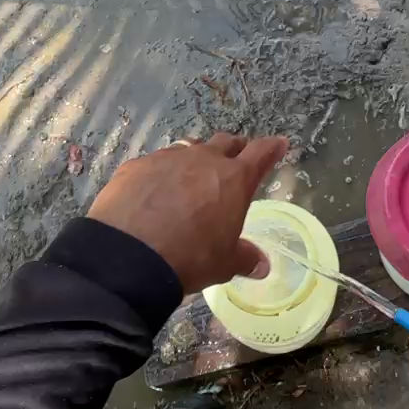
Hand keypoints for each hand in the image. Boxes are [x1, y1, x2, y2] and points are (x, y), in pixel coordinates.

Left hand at [87, 133, 287, 294]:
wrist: (129, 254)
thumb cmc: (190, 257)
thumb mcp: (223, 263)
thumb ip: (244, 258)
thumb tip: (262, 265)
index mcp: (233, 179)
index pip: (261, 152)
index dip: (272, 147)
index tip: (279, 144)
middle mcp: (203, 159)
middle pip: (225, 142)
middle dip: (234, 149)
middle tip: (235, 160)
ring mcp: (167, 158)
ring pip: (189, 148)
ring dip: (196, 158)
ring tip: (193, 175)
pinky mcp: (137, 166)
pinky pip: (156, 162)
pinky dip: (162, 173)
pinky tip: (154, 191)